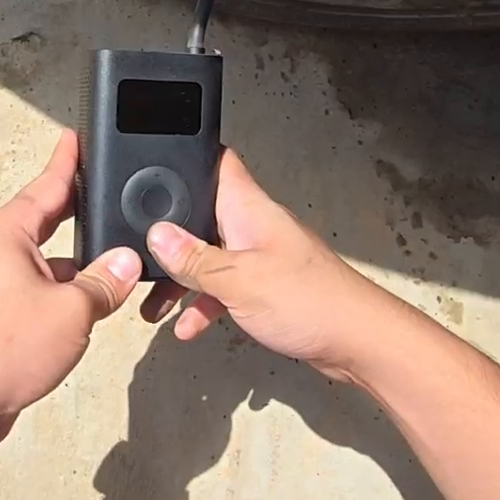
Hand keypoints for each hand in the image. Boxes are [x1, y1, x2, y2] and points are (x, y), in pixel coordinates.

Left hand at [0, 129, 142, 444]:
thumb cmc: (8, 345)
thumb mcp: (71, 310)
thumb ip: (105, 282)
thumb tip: (127, 262)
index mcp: (9, 233)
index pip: (46, 185)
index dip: (66, 161)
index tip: (77, 136)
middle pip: (47, 216)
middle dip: (78, 203)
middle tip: (107, 183)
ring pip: (48, 255)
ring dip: (78, 254)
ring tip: (116, 244)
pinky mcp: (0, 308)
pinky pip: (41, 283)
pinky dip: (66, 284)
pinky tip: (95, 293)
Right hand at [142, 149, 384, 380]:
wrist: (359, 344)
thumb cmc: (311, 300)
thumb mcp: (239, 279)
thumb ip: (194, 258)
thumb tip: (157, 236)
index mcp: (248, 208)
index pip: (217, 161)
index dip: (188, 154)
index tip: (155, 158)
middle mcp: (253, 225)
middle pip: (202, 214)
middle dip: (169, 233)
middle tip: (139, 249)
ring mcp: (260, 256)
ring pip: (209, 256)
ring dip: (182, 277)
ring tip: (155, 304)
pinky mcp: (267, 287)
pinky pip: (224, 288)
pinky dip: (205, 303)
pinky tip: (189, 326)